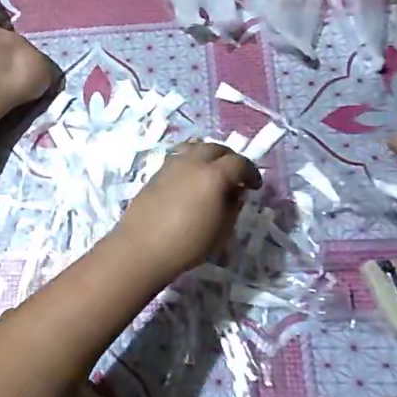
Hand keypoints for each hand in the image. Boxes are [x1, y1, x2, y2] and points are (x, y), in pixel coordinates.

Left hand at [113, 142, 259, 275]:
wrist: (141, 248)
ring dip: (207, 156)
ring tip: (212, 174)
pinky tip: (191, 181)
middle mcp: (191, 163)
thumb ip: (233, 206)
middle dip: (229, 159)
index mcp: (213, 175)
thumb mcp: (222, 229)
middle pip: (215, 148)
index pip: (239, 163)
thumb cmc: (188, 244)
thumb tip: (235, 192)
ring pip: (194, 148)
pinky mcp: (154, 174)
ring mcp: (170, 166)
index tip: (254, 186)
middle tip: (235, 176)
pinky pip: (178, 159)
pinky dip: (190, 163)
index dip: (251, 173)